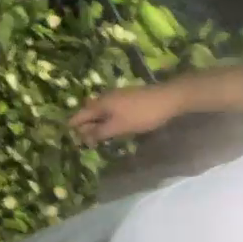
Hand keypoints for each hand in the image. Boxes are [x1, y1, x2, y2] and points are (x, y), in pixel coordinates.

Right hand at [69, 83, 189, 141]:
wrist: (168, 98)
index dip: (74, 130)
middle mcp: (102, 98)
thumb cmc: (141, 114)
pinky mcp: (126, 98)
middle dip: (86, 128)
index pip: (77, 118)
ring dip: (98, 124)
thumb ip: (99, 132)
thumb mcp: (119, 127)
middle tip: (90, 143)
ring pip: (100, 112)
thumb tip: (83, 138)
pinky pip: (110, 110)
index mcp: (97, 105)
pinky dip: (108, 119)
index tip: (77, 144)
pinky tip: (116, 127)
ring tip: (102, 137)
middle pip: (88, 114)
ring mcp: (114, 97)